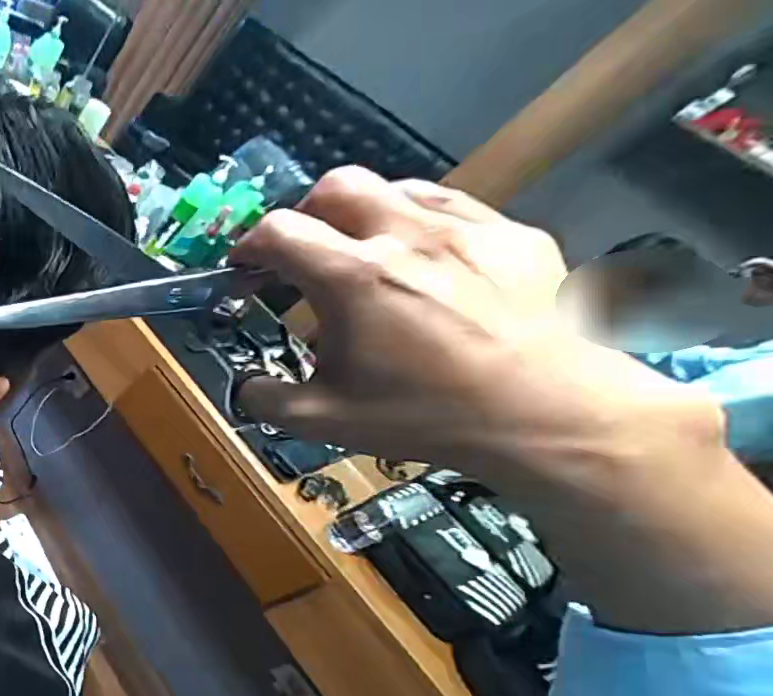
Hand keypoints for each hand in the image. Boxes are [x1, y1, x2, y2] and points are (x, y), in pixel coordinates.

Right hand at [231, 167, 772, 634]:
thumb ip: (263, 396)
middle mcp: (408, 238)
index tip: (242, 270)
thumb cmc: (420, 416)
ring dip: (359, 216)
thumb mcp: (317, 419)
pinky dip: (416, 226)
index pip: (280, 232)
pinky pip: (452, 207)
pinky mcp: (515, 236)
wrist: (544, 414)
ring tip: (356, 257)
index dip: (247, 247)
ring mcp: (469, 230)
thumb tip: (247, 383)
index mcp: (353, 280)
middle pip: (337, 186)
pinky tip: (417, 266)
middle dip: (302, 216)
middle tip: (296, 256)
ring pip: (396, 188)